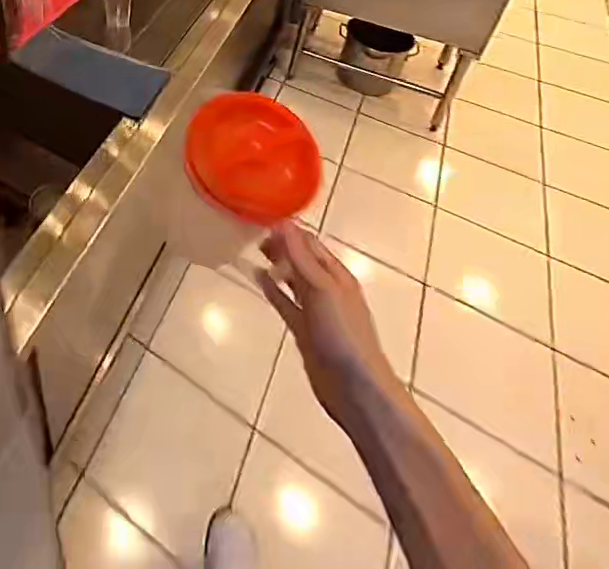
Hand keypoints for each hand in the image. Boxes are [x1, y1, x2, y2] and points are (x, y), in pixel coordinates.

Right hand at [255, 225, 401, 424]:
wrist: (354, 388)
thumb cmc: (342, 333)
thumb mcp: (321, 289)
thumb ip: (301, 257)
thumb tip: (283, 222)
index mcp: (336, 275)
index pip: (310, 243)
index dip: (288, 231)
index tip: (261, 219)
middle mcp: (327, 288)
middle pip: (302, 258)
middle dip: (281, 245)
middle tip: (253, 235)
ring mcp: (316, 309)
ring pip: (293, 278)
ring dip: (277, 264)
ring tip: (253, 250)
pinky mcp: (305, 328)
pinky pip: (285, 301)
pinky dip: (272, 288)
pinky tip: (258, 279)